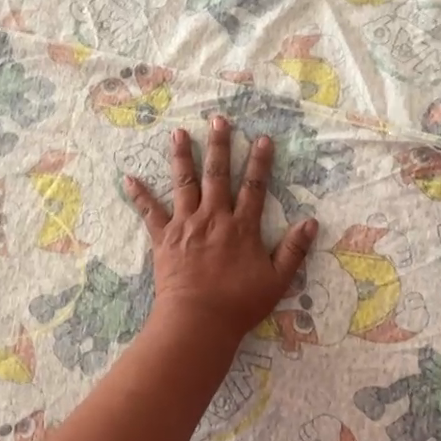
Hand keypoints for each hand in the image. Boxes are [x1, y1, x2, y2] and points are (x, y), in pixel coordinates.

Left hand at [125, 116, 317, 338]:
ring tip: (178, 132)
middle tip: (218, 119)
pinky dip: (139, 195)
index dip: (260, 162)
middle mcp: (214, 217)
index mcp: (242, 227)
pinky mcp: (164, 238)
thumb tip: (311, 222)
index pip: (254, 187)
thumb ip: (293, 250)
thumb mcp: (277, 280)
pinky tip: (129, 178)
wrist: (198, 320)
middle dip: (219, 145)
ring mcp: (186, 225)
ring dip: (181, 156)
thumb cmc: (239, 304)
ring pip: (184, 183)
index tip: (262, 138)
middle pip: (217, 174)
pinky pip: (150, 212)